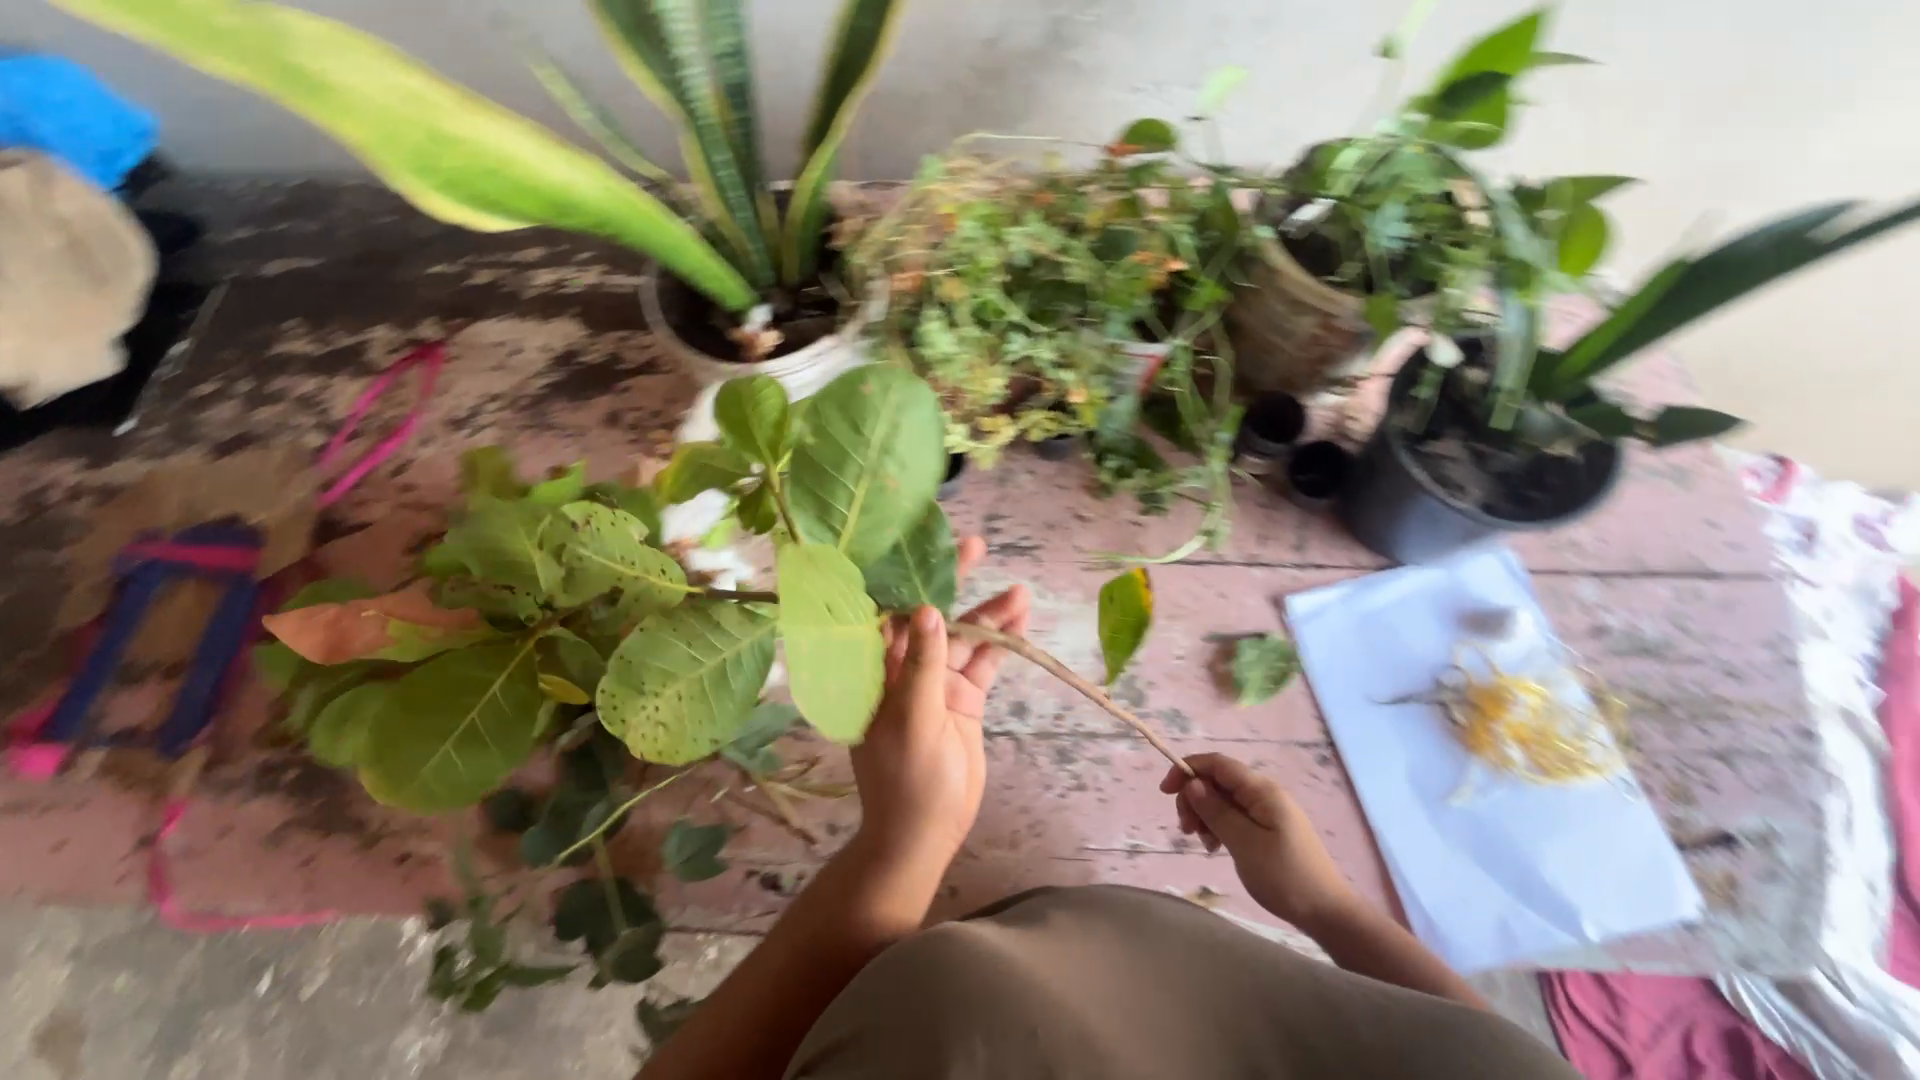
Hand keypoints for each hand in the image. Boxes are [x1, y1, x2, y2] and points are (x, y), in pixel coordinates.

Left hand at [851, 536, 1030, 871]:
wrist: (927, 832)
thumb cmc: (905, 779)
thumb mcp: (911, 720)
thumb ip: (922, 665)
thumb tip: (929, 609)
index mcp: (876, 671)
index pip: (891, 612)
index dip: (908, 578)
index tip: (928, 547)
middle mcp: (904, 669)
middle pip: (931, 616)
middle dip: (952, 583)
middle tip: (975, 546)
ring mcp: (936, 683)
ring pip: (963, 639)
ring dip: (988, 617)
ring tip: (1020, 593)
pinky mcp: (963, 699)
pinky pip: (983, 664)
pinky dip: (1001, 644)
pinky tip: (1021, 621)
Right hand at [1159, 752, 1360, 930]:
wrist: (1326, 912)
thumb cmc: (1284, 876)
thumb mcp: (1244, 843)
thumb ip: (1216, 810)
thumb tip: (1192, 783)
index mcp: (1262, 791)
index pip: (1217, 763)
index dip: (1188, 769)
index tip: (1165, 792)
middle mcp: (1264, 794)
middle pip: (1218, 781)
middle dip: (1195, 798)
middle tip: (1187, 829)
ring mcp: (1268, 812)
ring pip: (1224, 799)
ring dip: (1205, 814)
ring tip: (1203, 843)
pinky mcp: (1268, 829)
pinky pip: (1235, 816)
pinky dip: (1219, 826)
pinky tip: (1216, 847)